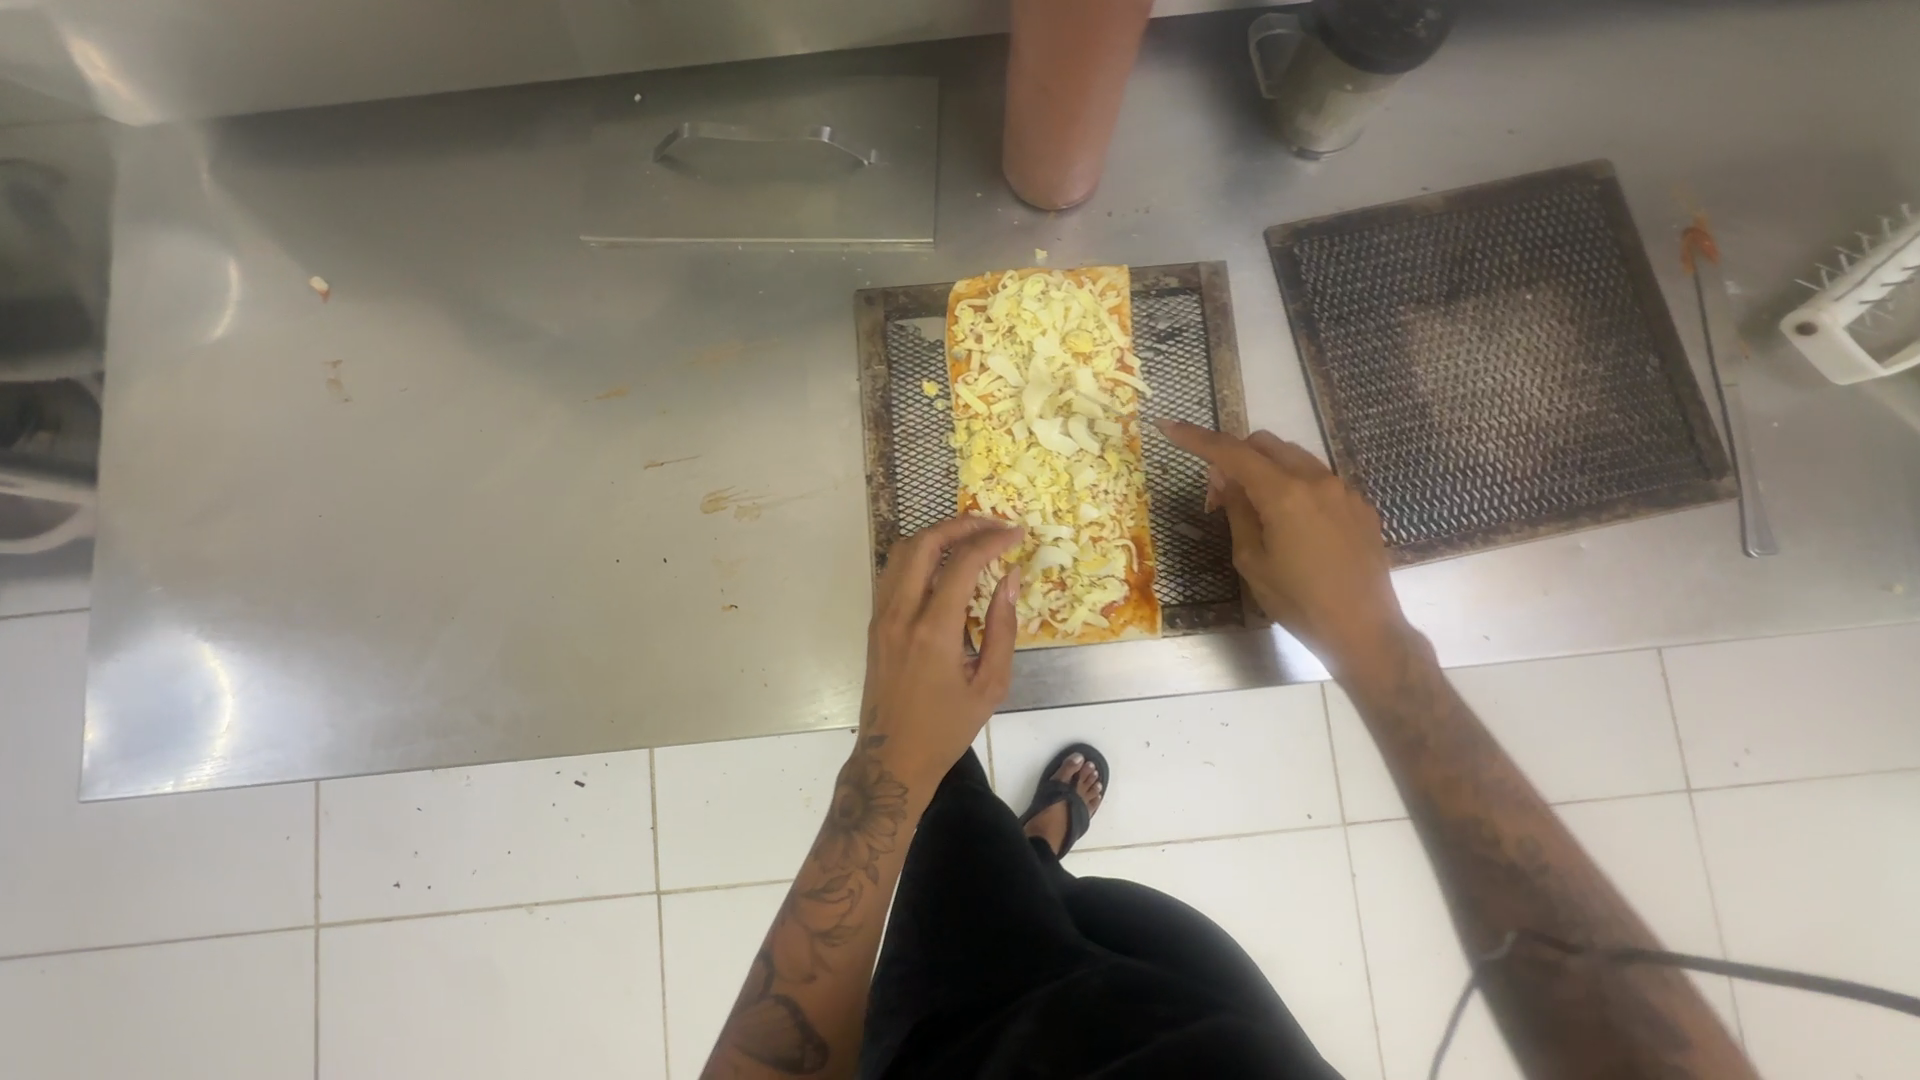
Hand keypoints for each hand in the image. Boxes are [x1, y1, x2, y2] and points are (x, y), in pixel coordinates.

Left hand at [860, 516, 1023, 791]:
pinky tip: (944, 564)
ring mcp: (882, 617)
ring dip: (936, 535)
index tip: (1016, 534)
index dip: (991, 541)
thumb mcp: (990, 686)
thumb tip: (1010, 580)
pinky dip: (920, 556)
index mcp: (933, 632)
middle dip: (960, 525)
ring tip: (969, 537)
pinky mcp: (875, 624)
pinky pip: (894, 573)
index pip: (962, 564)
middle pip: (923, 543)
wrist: (891, 758)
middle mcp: (901, 615)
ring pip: (901, 553)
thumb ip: (1003, 629)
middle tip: (991, 525)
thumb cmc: (946, 729)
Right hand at [1158, 420, 1411, 678]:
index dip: (1196, 437)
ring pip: (1294, 457)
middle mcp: (1317, 480)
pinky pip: (1318, 479)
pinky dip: (1294, 485)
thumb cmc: (1297, 601)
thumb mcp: (1251, 560)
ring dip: (1266, 469)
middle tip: (1220, 495)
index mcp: (1284, 494)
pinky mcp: (1360, 506)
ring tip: (1256, 509)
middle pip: (1265, 444)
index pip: (1232, 452)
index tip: (1169, 426)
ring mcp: (1343, 490)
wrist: (1363, 629)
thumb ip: (1237, 510)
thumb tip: (1223, 476)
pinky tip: (1292, 524)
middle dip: (1235, 455)